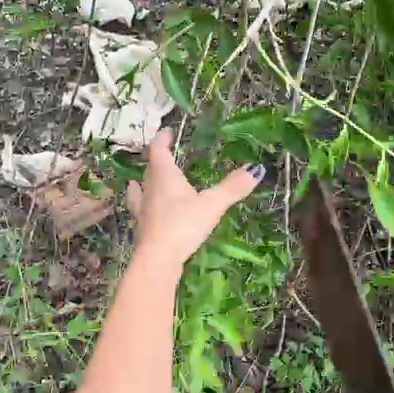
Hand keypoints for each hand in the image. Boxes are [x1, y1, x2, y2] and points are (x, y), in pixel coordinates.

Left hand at [124, 129, 261, 269]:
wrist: (158, 260)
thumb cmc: (182, 225)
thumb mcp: (212, 205)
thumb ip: (232, 188)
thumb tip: (256, 169)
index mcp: (164, 177)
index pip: (158, 151)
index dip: (162, 140)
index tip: (167, 133)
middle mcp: (149, 190)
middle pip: (149, 171)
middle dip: (156, 162)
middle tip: (162, 157)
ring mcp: (142, 210)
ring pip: (138, 192)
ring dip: (140, 186)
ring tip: (136, 183)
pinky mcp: (142, 230)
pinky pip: (140, 212)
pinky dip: (142, 208)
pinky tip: (144, 214)